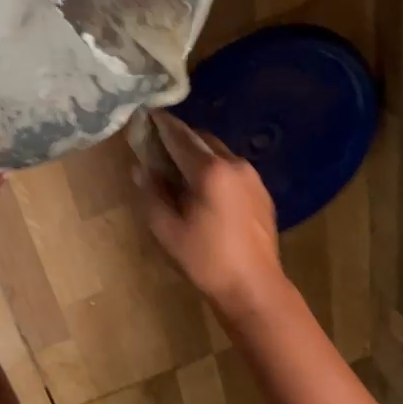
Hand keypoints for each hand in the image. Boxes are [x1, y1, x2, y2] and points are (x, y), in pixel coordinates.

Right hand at [135, 111, 285, 314]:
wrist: (254, 287)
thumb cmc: (206, 260)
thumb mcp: (167, 230)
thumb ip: (151, 195)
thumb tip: (139, 169)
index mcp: (210, 171)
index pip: (180, 137)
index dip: (161, 126)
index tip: (146, 116)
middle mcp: (235, 164)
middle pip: (202, 140)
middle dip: (179, 139)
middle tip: (157, 146)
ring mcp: (253, 177)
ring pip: (219, 153)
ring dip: (198, 155)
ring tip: (177, 168)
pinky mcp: (262, 192)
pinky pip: (232, 169)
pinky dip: (214, 169)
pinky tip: (203, 188)